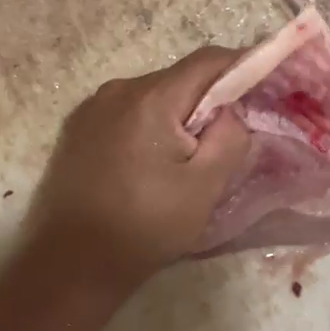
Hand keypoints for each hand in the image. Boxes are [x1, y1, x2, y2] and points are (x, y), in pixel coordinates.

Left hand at [25, 47, 251, 292]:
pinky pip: (126, 111)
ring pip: (152, 94)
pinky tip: (146, 164)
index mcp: (152, 98)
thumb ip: (230, 137)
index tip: (263, 86)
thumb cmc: (142, 228)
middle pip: (179, 78)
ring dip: (175, 114)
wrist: (66, 269)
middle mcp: (119, 89)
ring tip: (183, 158)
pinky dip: (146, 125)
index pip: (209, 60)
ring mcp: (92, 106)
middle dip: (207, 99)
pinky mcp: (76, 127)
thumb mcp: (203, 188)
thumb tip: (235, 108)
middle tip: (224, 137)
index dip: (241, 67)